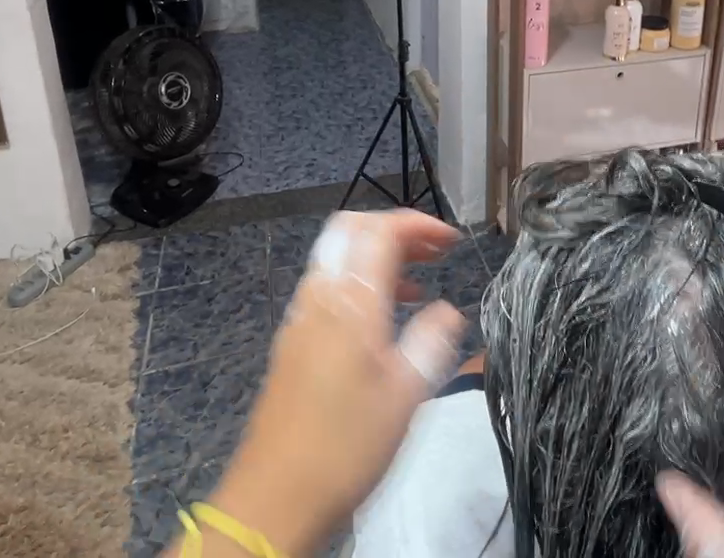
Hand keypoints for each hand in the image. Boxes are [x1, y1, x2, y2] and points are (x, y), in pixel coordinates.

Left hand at [197, 211, 466, 556]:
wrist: (272, 498)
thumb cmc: (346, 447)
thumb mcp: (406, 397)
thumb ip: (430, 341)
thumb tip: (448, 309)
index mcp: (351, 303)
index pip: (380, 231)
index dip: (418, 224)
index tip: (451, 240)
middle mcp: (321, 298)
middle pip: (352, 231)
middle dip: (396, 229)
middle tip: (433, 251)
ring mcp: (302, 318)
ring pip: (338, 257)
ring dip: (378, 255)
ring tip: (419, 280)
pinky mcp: (293, 341)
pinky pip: (328, 286)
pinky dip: (359, 281)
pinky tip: (384, 318)